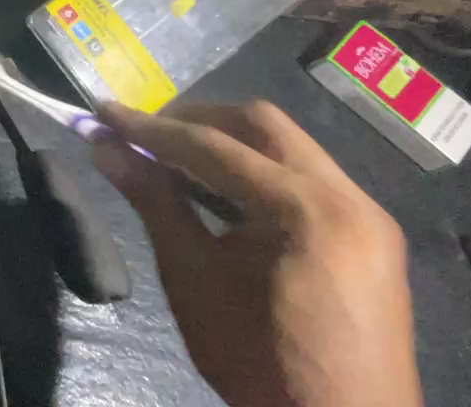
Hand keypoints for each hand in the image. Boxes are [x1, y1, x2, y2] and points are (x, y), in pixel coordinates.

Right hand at [91, 101, 420, 406]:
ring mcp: (366, 218)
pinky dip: (257, 172)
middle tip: (144, 134)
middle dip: (195, 120)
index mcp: (307, 208)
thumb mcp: (192, 274)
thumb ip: (152, 199)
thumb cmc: (258, 356)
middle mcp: (348, 198)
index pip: (212, 146)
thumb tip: (103, 145)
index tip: (102, 113)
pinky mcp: (369, 240)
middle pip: (261, 126)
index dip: (150, 127)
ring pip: (287, 148)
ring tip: (174, 161)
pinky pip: (305, 180)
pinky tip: (220, 194)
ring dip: (227, 143)